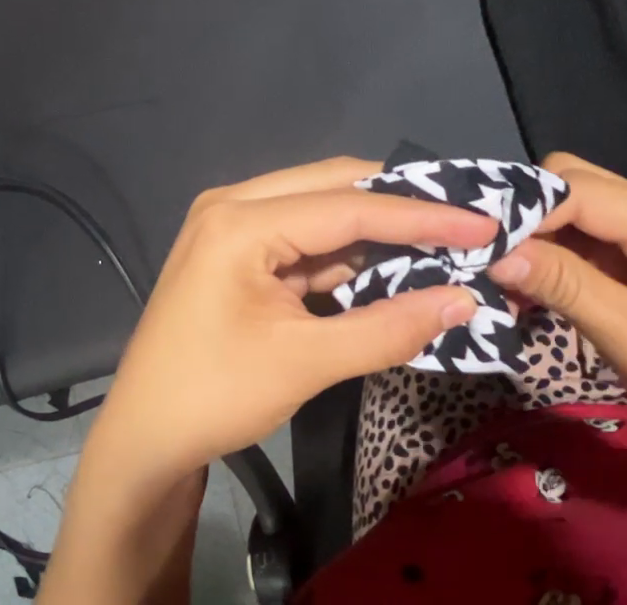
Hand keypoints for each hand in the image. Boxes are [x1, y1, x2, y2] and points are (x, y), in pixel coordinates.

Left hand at [92, 158, 494, 475]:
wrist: (143, 437)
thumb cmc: (214, 396)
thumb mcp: (306, 363)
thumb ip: (387, 328)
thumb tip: (463, 301)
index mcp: (240, 222)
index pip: (347, 207)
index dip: (420, 216)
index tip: (482, 222)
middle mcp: (233, 205)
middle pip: (332, 189)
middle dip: (399, 207)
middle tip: (464, 222)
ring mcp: (230, 225)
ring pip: (319, 209)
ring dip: (374, 229)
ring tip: (439, 241)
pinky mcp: (235, 250)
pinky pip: (302, 237)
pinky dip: (345, 252)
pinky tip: (388, 265)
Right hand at [486, 153, 626, 500]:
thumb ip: (567, 286)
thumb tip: (495, 252)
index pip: (581, 189)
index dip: (526, 209)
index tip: (475, 244)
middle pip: (578, 193)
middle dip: (529, 221)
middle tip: (486, 265)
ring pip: (579, 225)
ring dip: (538, 249)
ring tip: (498, 287)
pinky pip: (591, 258)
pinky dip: (556, 272)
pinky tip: (528, 301)